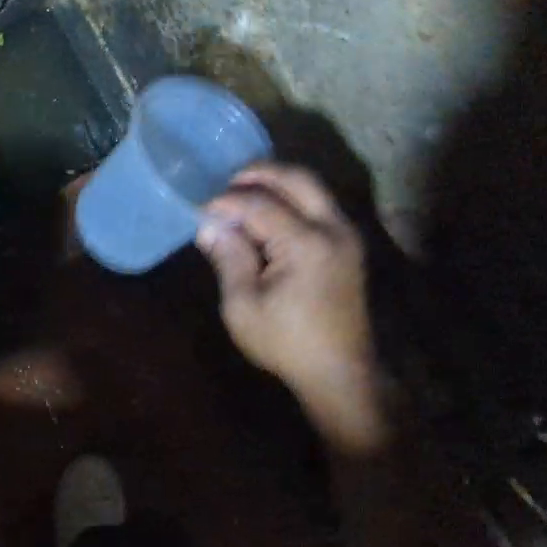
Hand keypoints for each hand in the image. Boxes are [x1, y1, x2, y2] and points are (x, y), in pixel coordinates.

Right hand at [197, 163, 384, 452]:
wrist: (338, 372)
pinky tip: (264, 217)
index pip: (261, 205)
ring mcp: (345, 237)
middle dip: (260, 174)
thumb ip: (229, 258)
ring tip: (242, 195)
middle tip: (226, 181)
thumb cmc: (285, 342)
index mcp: (306, 244)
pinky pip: (318, 207)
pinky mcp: (347, 247)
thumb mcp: (243, 305)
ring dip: (277, 185)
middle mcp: (333, 230)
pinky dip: (291, 201)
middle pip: (298, 180)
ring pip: (313, 190)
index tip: (200, 209)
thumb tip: (209, 227)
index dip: (227, 202)